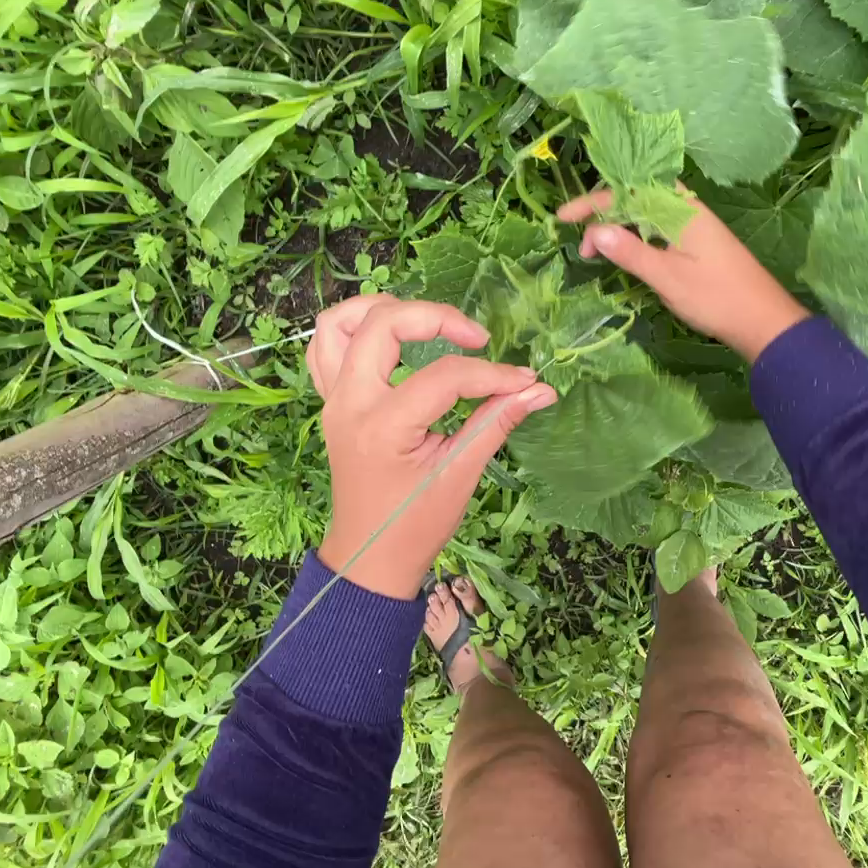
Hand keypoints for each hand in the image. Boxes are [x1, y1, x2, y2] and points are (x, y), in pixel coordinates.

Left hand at [309, 295, 557, 598]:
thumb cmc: (415, 525)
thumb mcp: (460, 474)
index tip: (524, 381)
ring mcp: (332, 400)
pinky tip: (390, 338)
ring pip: (339, 324)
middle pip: (383, 323)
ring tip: (426, 322)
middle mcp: (349, 403)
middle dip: (436, 316)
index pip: (443, 376)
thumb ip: (496, 422)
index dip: (491, 374)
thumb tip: (540, 389)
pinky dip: (356, 330)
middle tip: (475, 338)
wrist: (369, 558)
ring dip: (383, 309)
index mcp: (383, 427)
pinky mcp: (331, 403)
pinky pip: (327, 348)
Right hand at [558, 189, 810, 362]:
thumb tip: (595, 231)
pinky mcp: (696, 242)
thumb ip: (630, 252)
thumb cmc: (715, 297)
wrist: (762, 320)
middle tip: (581, 245)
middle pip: (635, 197)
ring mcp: (692, 225)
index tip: (562, 219)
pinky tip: (624, 254)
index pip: (626, 193)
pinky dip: (635, 237)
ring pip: (645, 214)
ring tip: (596, 252)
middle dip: (602, 215)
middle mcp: (686, 209)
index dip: (591, 204)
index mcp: (680, 209)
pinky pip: (657, 228)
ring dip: (618, 227)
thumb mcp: (666, 276)